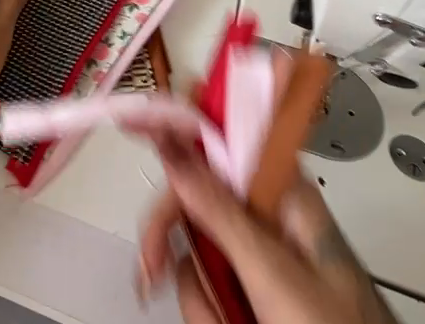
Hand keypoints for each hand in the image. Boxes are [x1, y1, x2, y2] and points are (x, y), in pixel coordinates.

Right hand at [140, 136, 393, 323]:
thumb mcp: (274, 271)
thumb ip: (219, 207)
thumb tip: (174, 144)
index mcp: (284, 192)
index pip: (226, 132)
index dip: (183, 123)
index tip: (140, 121)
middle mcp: (264, 213)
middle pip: (191, 191)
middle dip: (171, 233)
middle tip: (152, 262)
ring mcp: (251, 250)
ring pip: (190, 243)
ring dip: (202, 291)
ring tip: (235, 320)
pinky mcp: (242, 281)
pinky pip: (199, 280)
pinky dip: (207, 309)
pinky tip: (232, 322)